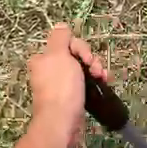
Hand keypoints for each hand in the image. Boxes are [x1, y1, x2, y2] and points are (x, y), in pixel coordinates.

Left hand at [25, 23, 105, 144]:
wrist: (62, 122)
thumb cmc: (61, 87)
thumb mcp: (58, 55)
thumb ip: (60, 37)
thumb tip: (61, 26)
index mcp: (43, 59)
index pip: (67, 42)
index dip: (80, 48)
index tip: (86, 59)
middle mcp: (49, 70)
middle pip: (76, 55)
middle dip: (90, 60)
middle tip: (95, 70)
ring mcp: (60, 85)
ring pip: (83, 69)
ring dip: (95, 70)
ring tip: (103, 79)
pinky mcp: (70, 97)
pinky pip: (84, 82)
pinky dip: (94, 82)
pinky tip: (103, 84)